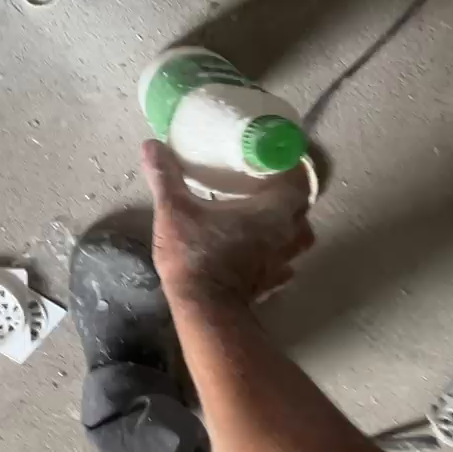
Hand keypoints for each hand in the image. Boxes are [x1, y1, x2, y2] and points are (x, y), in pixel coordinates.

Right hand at [140, 140, 313, 310]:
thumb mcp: (173, 209)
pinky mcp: (273, 282)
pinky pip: (284, 260)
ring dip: (286, 223)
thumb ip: (165, 175)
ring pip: (298, 235)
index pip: (297, 180)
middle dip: (286, 192)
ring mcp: (283, 261)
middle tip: (261, 182)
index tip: (269, 155)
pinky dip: (275, 251)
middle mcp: (287, 234)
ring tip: (263, 215)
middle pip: (301, 206)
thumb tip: (151, 144)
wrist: (204, 307)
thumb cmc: (194, 254)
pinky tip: (258, 249)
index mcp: (271, 211)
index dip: (287, 164)